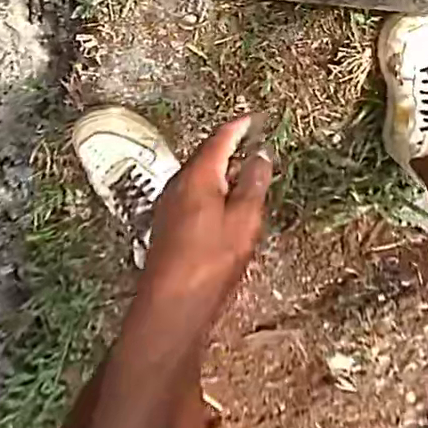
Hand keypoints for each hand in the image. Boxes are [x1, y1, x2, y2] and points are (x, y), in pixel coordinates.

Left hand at [138, 116, 273, 332]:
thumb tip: (261, 153)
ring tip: (244, 170)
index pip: (220, 138)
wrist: (169, 309)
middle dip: (230, 145)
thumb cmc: (210, 262)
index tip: (255, 117)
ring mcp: (169, 205)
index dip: (239, 126)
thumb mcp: (244, 220)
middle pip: (207, 154)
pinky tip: (224, 203)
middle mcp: (179, 183)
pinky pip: (193, 193)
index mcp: (198, 175)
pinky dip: (212, 187)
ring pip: (200, 175)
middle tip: (253, 140)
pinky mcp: (167, 225)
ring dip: (222, 168)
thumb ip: (254, 183)